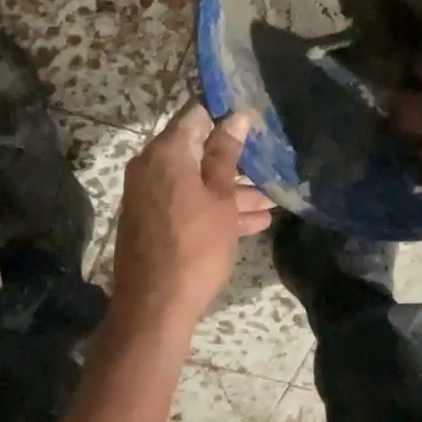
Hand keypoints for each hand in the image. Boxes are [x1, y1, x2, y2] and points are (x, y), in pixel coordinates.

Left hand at [111, 103, 274, 328]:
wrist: (153, 307)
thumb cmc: (194, 247)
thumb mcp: (221, 199)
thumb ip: (226, 156)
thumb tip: (236, 118)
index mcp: (166, 152)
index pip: (195, 115)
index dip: (224, 114)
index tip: (252, 119)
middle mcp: (151, 166)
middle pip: (196, 149)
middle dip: (233, 157)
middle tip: (268, 159)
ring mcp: (149, 195)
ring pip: (195, 180)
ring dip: (231, 188)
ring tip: (272, 198)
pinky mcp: (153, 220)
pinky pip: (187, 202)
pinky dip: (214, 208)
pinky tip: (254, 223)